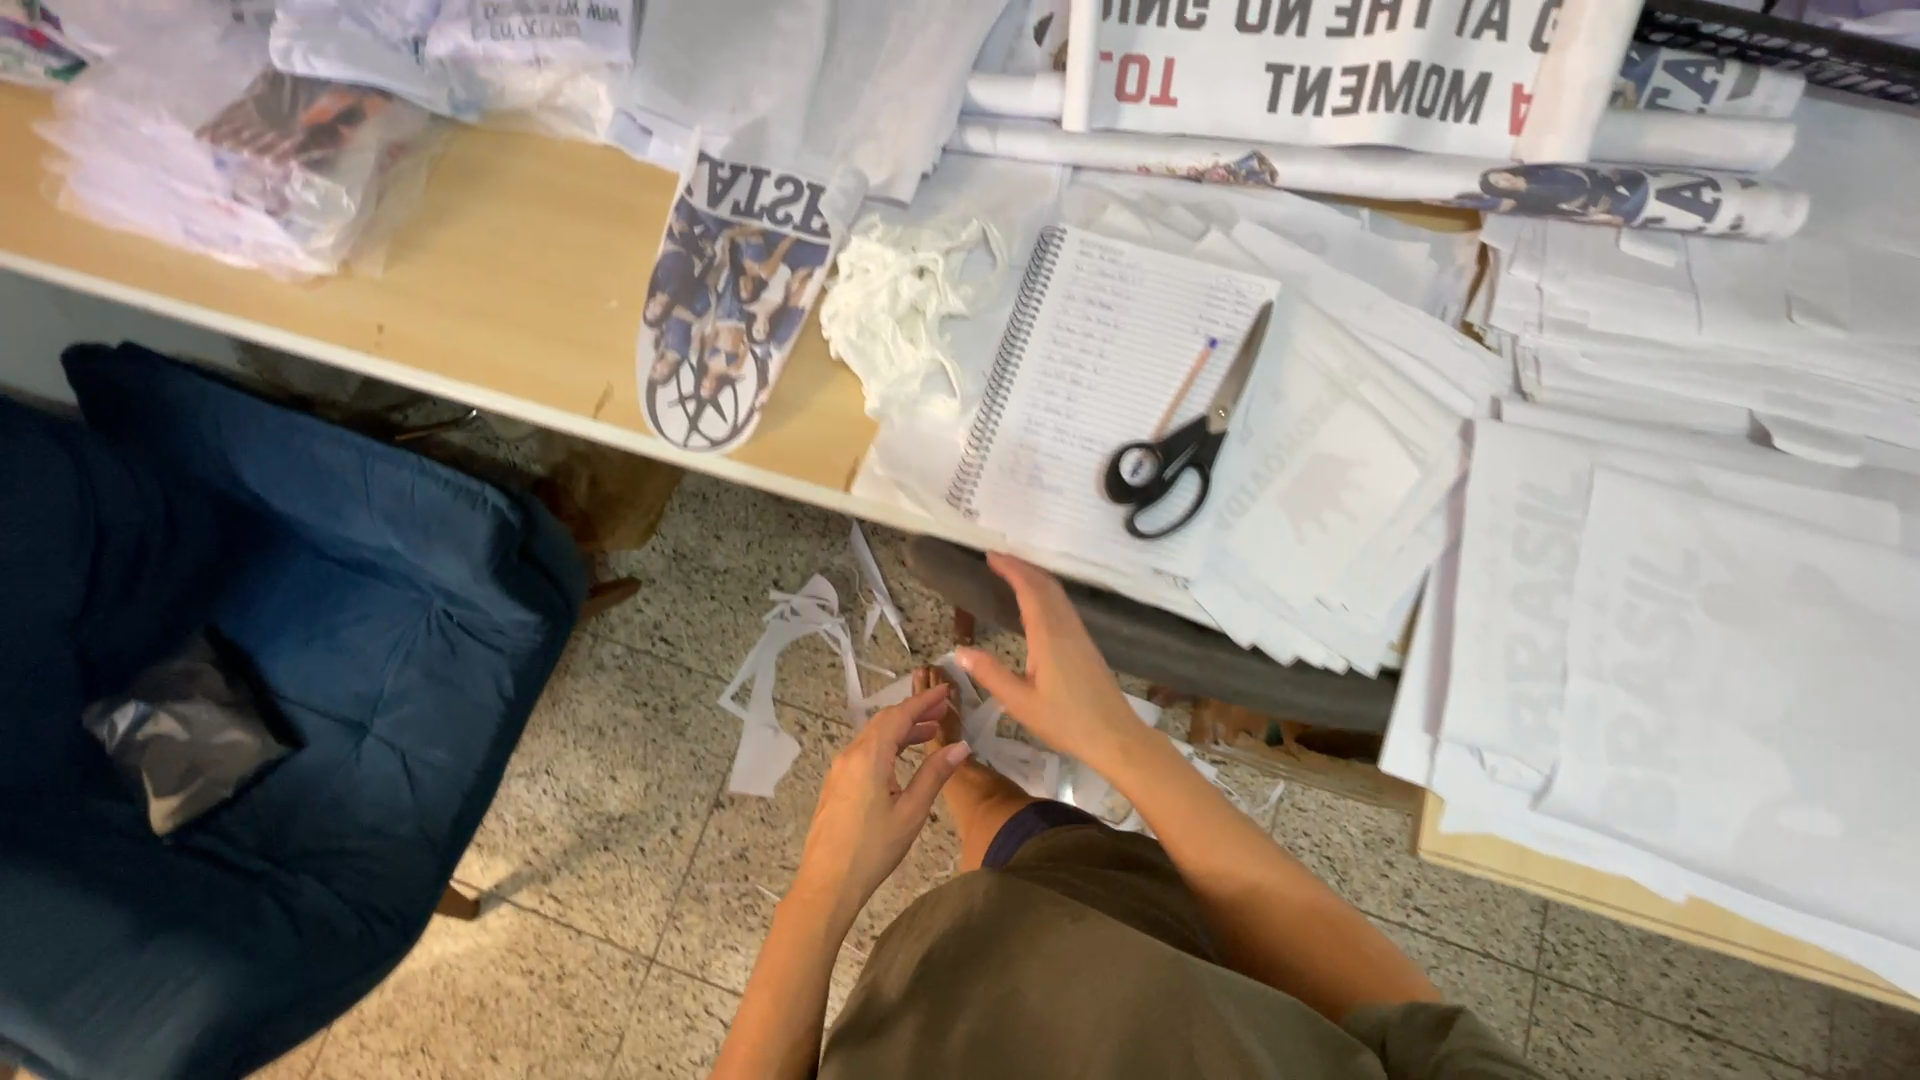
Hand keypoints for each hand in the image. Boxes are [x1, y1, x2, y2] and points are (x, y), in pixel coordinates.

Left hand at [791, 680, 969, 928]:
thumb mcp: (911, 812)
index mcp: (869, 756)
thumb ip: (934, 774)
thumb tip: (960, 746)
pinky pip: (864, 752)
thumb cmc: (873, 849)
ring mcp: (839, 770)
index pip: (899, 716)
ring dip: (900, 731)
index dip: (923, 701)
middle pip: (884, 722)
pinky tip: (901, 759)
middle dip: (913, 713)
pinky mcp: (836, 784)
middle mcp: (850, 755)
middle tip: (941, 710)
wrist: (827, 883)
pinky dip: (886, 746)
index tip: (944, 691)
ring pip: (873, 737)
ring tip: (929, 733)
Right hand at [955, 553, 1152, 772]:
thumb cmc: (1066, 722)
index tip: (991, 555)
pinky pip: (1064, 607)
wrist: (1115, 736)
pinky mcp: (1086, 645)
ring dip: (1036, 578)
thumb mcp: (1020, 703)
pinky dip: (1047, 593)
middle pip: (1046, 585)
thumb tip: (960, 652)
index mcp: (1049, 637)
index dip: (1011, 569)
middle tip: (998, 558)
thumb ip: (991, 675)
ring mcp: (1080, 635)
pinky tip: (1038, 604)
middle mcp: (1066, 628)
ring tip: (1014, 573)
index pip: (1029, 590)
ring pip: (1058, 594)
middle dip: (1023, 567)